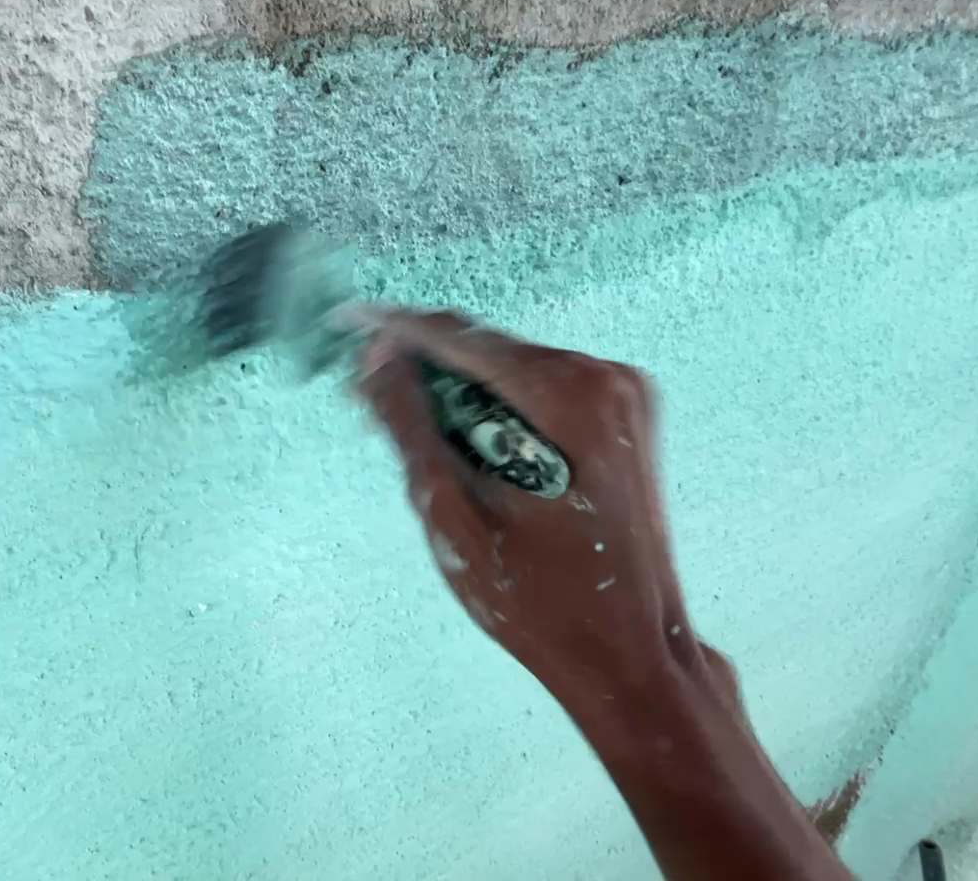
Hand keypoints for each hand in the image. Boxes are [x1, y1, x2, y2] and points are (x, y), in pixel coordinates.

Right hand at [353, 309, 727, 702]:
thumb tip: (372, 360)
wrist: (631, 653)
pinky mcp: (620, 413)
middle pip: (485, 348)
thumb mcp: (452, 511)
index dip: (396, 329)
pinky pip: (533, 386)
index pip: (461, 339)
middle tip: (363, 388)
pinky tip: (452, 430)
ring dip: (450, 385)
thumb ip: (408, 426)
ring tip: (399, 416)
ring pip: (505, 364)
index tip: (347, 324)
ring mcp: (620, 393)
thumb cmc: (538, 598)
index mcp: (570, 397)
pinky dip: (486, 401)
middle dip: (419, 364)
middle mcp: (604, 378)